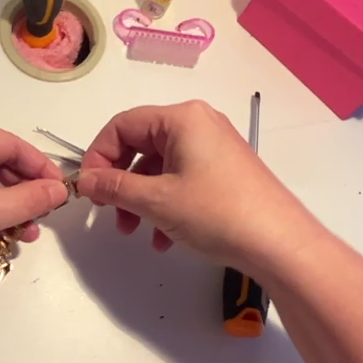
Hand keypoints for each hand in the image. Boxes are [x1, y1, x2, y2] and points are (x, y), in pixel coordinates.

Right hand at [77, 101, 314, 275]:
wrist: (279, 243)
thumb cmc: (216, 212)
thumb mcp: (156, 200)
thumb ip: (114, 187)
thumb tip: (83, 181)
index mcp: (181, 118)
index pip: (122, 125)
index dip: (98, 156)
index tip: (88, 190)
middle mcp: (198, 125)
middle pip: (140, 146)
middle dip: (119, 182)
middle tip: (108, 212)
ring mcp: (214, 149)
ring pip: (159, 168)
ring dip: (139, 198)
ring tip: (133, 230)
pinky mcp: (223, 173)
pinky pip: (180, 180)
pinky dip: (164, 205)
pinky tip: (162, 239)